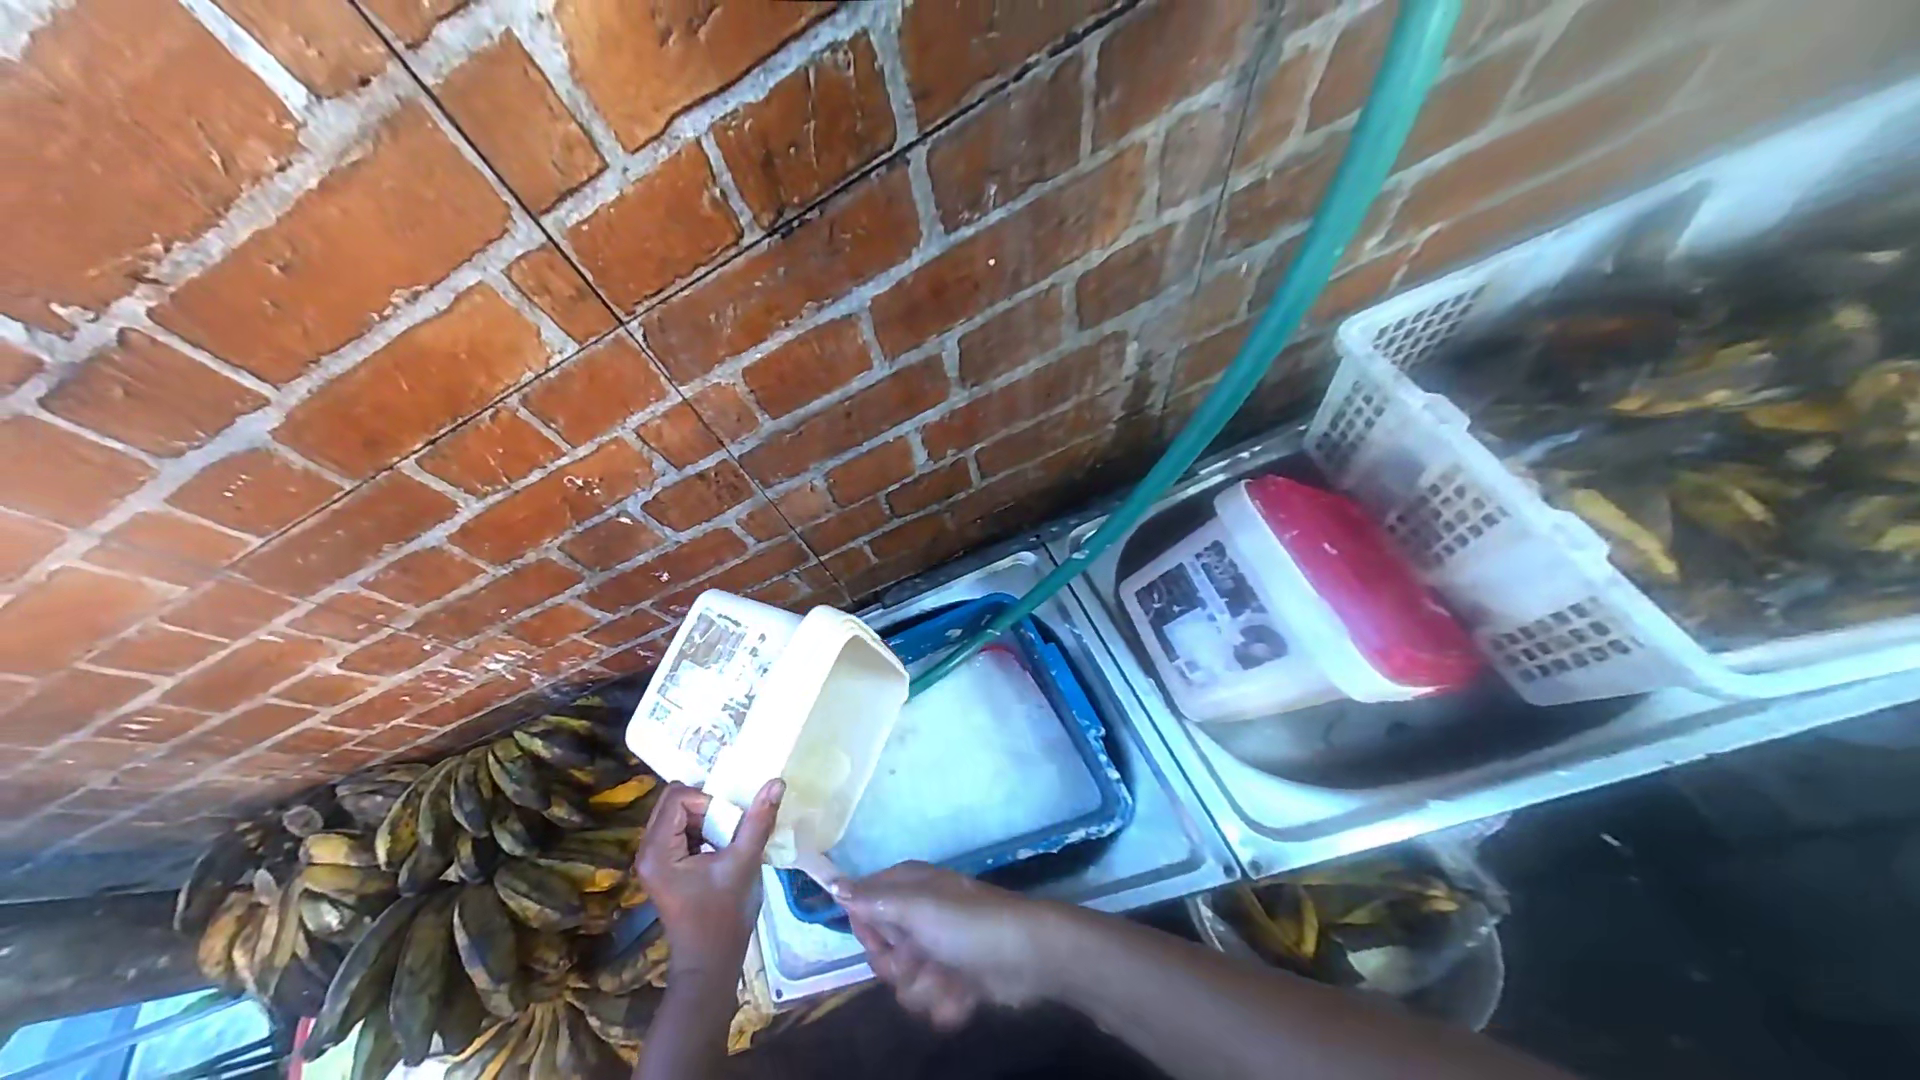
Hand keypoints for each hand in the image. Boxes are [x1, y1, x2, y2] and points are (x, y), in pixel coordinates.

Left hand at [633, 779, 782, 973]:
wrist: (710, 962)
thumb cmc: (724, 915)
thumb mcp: (744, 862)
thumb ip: (758, 820)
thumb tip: (776, 781)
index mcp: (657, 851)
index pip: (677, 797)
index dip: (707, 802)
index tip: (728, 823)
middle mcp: (647, 851)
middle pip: (673, 802)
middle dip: (706, 807)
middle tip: (729, 827)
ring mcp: (653, 860)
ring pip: (678, 815)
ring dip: (706, 819)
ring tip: (726, 839)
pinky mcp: (664, 867)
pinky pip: (680, 830)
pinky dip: (702, 831)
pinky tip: (720, 849)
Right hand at [838, 862, 1062, 1029]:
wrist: (1028, 956)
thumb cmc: (969, 924)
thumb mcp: (917, 908)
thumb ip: (874, 900)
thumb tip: (834, 884)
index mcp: (910, 888)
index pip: (864, 908)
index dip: (869, 932)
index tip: (884, 941)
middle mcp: (920, 916)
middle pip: (883, 954)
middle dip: (901, 968)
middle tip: (921, 960)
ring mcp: (939, 950)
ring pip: (906, 984)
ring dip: (927, 989)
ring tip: (950, 980)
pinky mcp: (955, 980)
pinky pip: (932, 1001)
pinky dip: (948, 1003)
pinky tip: (965, 996)